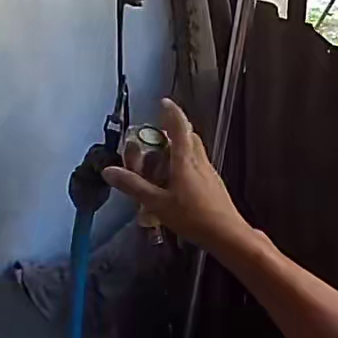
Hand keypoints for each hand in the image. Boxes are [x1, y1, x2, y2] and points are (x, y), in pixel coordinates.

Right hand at [103, 98, 254, 257]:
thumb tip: (110, 172)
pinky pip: (198, 168)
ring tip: (162, 166)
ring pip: (194, 152)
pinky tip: (176, 186)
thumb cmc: (194, 217)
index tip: (164, 103)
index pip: (179, 127)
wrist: (226, 234)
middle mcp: (200, 162)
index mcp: (185, 160)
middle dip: (174, 133)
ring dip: (179, 151)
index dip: (171, 112)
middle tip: (157, 140)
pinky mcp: (214, 185)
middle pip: (189, 137)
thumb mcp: (157, 203)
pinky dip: (186, 167)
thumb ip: (133, 186)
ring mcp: (210, 173)